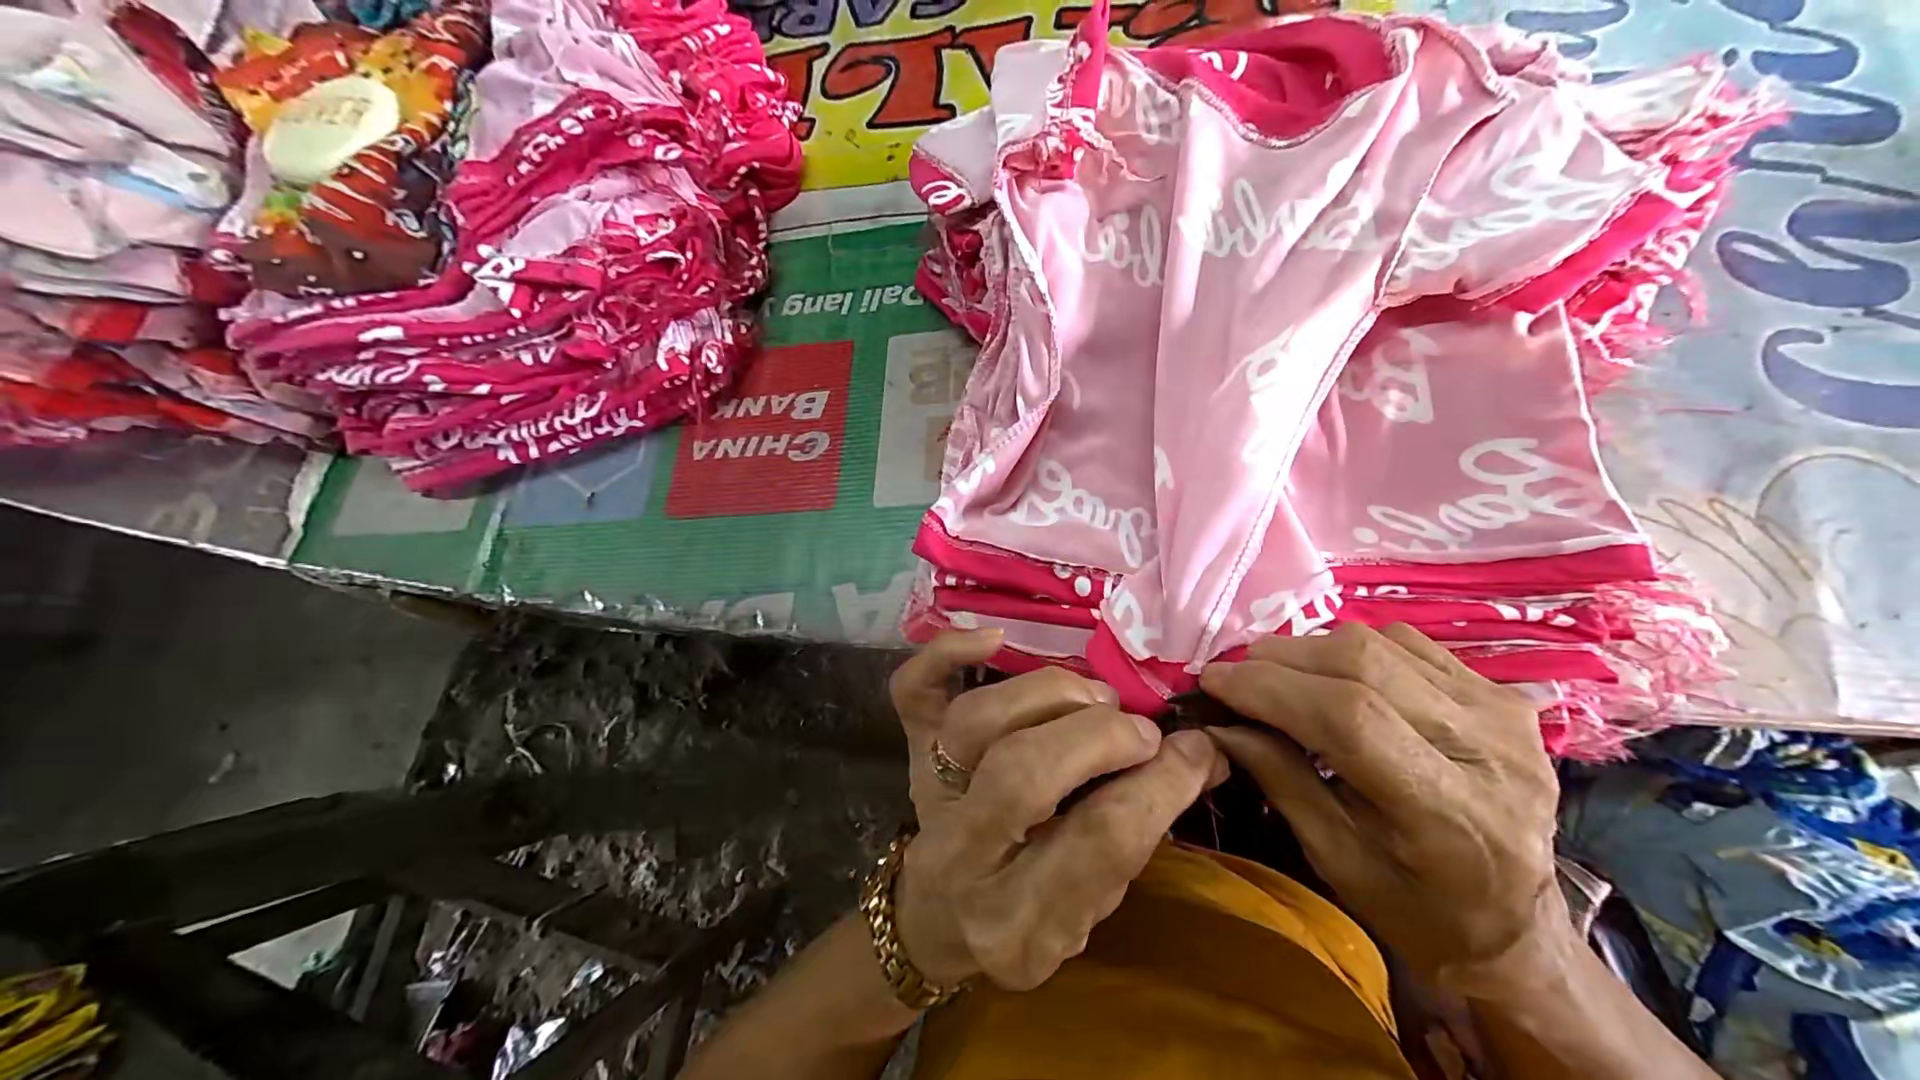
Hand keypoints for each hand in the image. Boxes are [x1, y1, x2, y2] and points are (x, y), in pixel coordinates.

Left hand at [886, 630, 1224, 990]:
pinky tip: (996, 639)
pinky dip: (946, 654)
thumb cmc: (1027, 918)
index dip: (1158, 785)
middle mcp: (963, 855)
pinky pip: (911, 692)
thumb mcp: (1089, 909)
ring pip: (975, 722)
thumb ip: (1136, 837)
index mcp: (1020, 920)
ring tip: (1097, 699)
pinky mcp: (909, 753)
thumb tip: (1198, 754)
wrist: (938, 917)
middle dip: (1098, 737)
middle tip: (1142, 729)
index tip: (1196, 749)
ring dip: (1049, 694)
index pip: (1098, 843)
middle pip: (1023, 773)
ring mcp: (928, 795)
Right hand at [1199, 623, 1560, 986]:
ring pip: (1380, 643)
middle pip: (1364, 664)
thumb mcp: (1335, 859)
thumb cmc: (1417, 910)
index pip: (1348, 717)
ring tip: (1273, 674)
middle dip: (1280, 660)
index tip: (1213, 681)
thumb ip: (1279, 779)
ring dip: (1308, 649)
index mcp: (1448, 812)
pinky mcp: (1503, 696)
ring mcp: (1503, 714)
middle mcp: (1489, 750)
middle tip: (1233, 674)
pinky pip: (1407, 643)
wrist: (1517, 926)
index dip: (1270, 688)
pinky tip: (1329, 675)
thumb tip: (1220, 722)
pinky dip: (1350, 649)